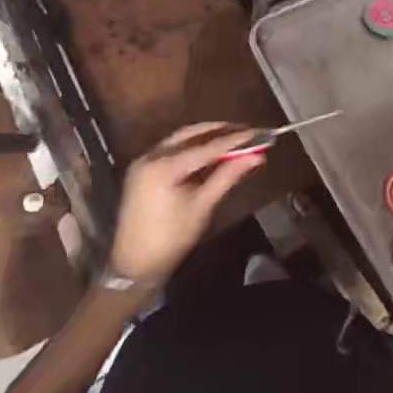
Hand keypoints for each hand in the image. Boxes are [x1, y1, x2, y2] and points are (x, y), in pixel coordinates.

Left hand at [109, 123, 265, 283]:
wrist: (135, 263)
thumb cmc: (172, 238)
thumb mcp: (202, 206)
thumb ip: (226, 177)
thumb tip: (255, 158)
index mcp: (164, 166)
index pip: (205, 147)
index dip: (233, 140)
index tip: (256, 134)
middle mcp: (150, 156)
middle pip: (189, 135)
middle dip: (217, 131)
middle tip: (244, 130)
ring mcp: (142, 162)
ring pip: (177, 141)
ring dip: (203, 137)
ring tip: (230, 137)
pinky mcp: (140, 170)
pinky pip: (168, 151)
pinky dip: (189, 149)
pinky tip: (207, 152)